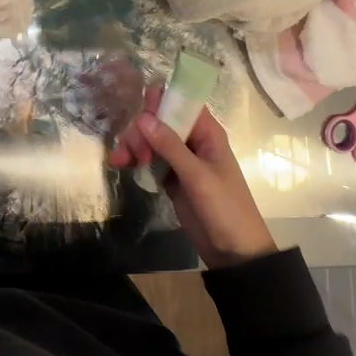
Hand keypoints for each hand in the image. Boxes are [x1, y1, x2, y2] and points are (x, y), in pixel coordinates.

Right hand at [111, 89, 276, 268]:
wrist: (235, 253)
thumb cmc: (225, 209)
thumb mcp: (198, 177)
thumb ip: (170, 146)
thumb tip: (143, 117)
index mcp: (207, 133)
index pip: (181, 102)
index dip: (159, 102)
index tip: (140, 114)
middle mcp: (193, 140)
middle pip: (160, 120)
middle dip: (141, 129)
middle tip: (132, 150)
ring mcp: (181, 159)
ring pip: (151, 138)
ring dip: (134, 144)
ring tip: (121, 160)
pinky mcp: (171, 177)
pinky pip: (149, 158)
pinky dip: (135, 158)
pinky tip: (120, 163)